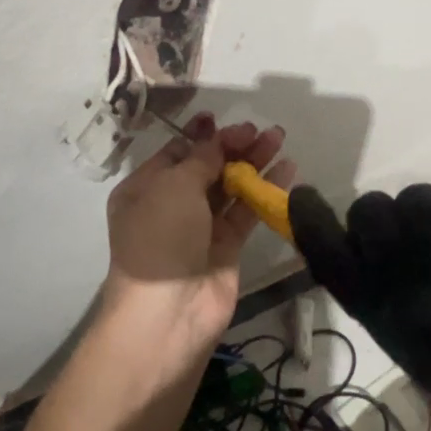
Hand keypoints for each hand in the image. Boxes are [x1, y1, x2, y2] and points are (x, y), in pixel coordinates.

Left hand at [104, 114, 293, 343]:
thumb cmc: (160, 237)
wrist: (169, 310)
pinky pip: (247, 212)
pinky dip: (265, 191)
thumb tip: (219, 140)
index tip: (226, 119)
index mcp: (144, 189)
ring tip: (280, 139)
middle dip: (233, 147)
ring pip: (230, 188)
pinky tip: (286, 171)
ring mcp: (199, 228)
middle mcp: (169, 206)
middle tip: (262, 130)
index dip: (201, 135)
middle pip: (206, 168)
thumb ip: (202, 159)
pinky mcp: (226, 248)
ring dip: (253, 164)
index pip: (176, 153)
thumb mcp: (174, 186)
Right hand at [288, 182, 430, 430]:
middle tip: (417, 255)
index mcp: (373, 289)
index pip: (323, 237)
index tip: (306, 200)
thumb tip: (357, 246)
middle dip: (389, 224)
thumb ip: (369, 286)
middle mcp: (400, 250)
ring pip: (425, 198)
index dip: (311, 215)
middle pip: (374, 207)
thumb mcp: (400, 335)